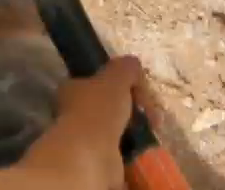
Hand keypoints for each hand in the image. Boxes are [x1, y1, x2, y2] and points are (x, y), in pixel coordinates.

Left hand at [15, 56, 144, 189]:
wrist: (91, 154)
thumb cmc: (100, 109)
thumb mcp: (116, 77)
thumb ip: (126, 68)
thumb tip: (134, 64)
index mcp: (73, 88)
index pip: (97, 82)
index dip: (120, 85)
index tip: (139, 95)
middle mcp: (74, 112)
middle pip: (108, 107)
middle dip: (131, 112)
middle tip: (151, 118)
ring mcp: (85, 138)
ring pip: (116, 131)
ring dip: (134, 133)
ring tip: (151, 134)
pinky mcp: (98, 160)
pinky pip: (121, 154)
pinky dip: (134, 154)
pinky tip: (145, 151)